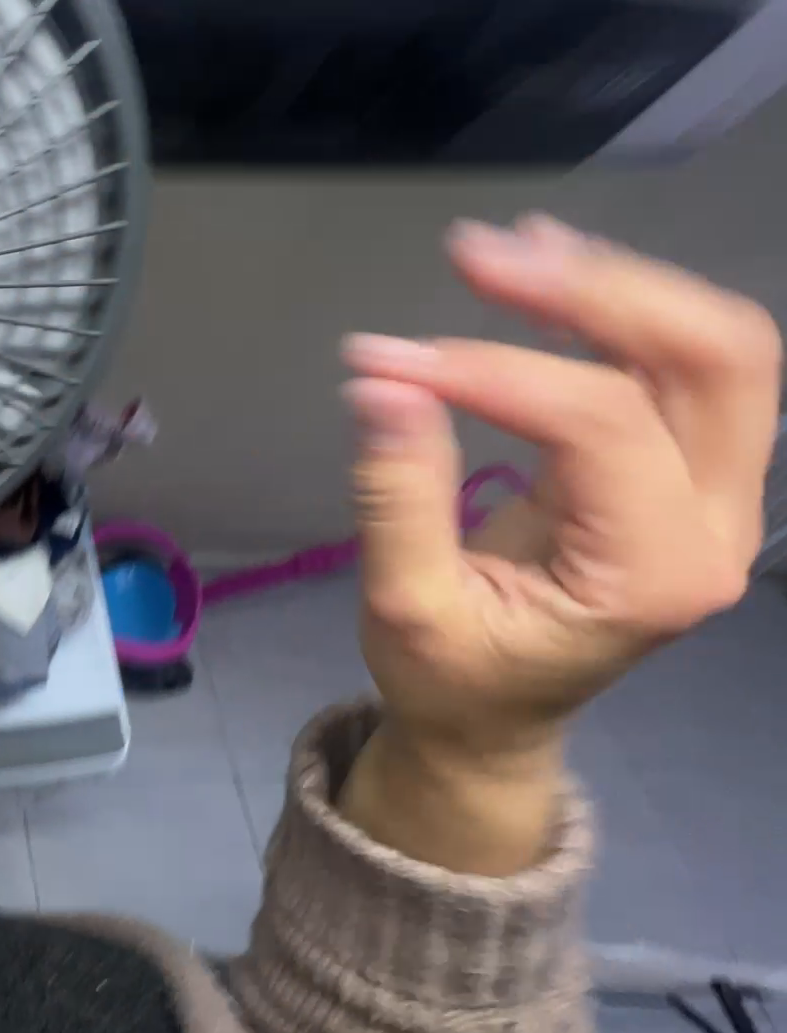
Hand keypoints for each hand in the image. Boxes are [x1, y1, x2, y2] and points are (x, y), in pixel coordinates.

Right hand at [338, 215, 778, 870]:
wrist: (490, 720)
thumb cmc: (446, 678)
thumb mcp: (403, 605)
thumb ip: (397, 498)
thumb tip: (377, 385)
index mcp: (654, 569)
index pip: (597, 424)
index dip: (488, 374)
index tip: (380, 360)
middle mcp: (713, 521)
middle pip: (711, 360)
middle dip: (592, 293)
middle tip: (475, 258)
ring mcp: (704, 494)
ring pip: (706, 351)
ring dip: (607, 289)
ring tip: (501, 252)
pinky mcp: (664, 475)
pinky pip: (665, 372)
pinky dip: (606, 315)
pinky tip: (540, 281)